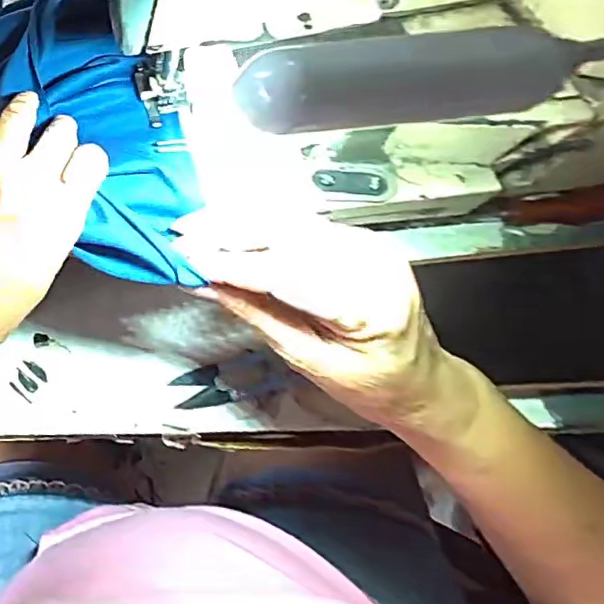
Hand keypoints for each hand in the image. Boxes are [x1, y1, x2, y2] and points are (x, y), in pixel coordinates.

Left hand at [0, 65, 108, 380]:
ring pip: (21, 115)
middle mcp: (34, 183)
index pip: (91, 161)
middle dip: (58, 134)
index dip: (85, 159)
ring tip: (26, 106)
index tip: (78, 162)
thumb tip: (59, 197)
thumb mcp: (48, 266)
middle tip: (50, 140)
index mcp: (64, 214)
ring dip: (27, 108)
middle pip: (60, 133)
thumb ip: (58, 221)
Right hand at [183, 220, 489, 440]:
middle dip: (227, 233)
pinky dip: (253, 222)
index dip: (233, 264)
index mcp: (371, 305)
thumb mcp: (308, 360)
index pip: (288, 273)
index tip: (191, 260)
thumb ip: (255, 314)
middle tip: (182, 238)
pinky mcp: (353, 235)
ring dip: (234, 221)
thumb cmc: (373, 383)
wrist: (421, 377)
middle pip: (286, 234)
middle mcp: (373, 263)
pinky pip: (295, 221)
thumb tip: (205, 283)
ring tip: (193, 228)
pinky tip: (224, 226)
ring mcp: (366, 243)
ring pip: (286, 219)